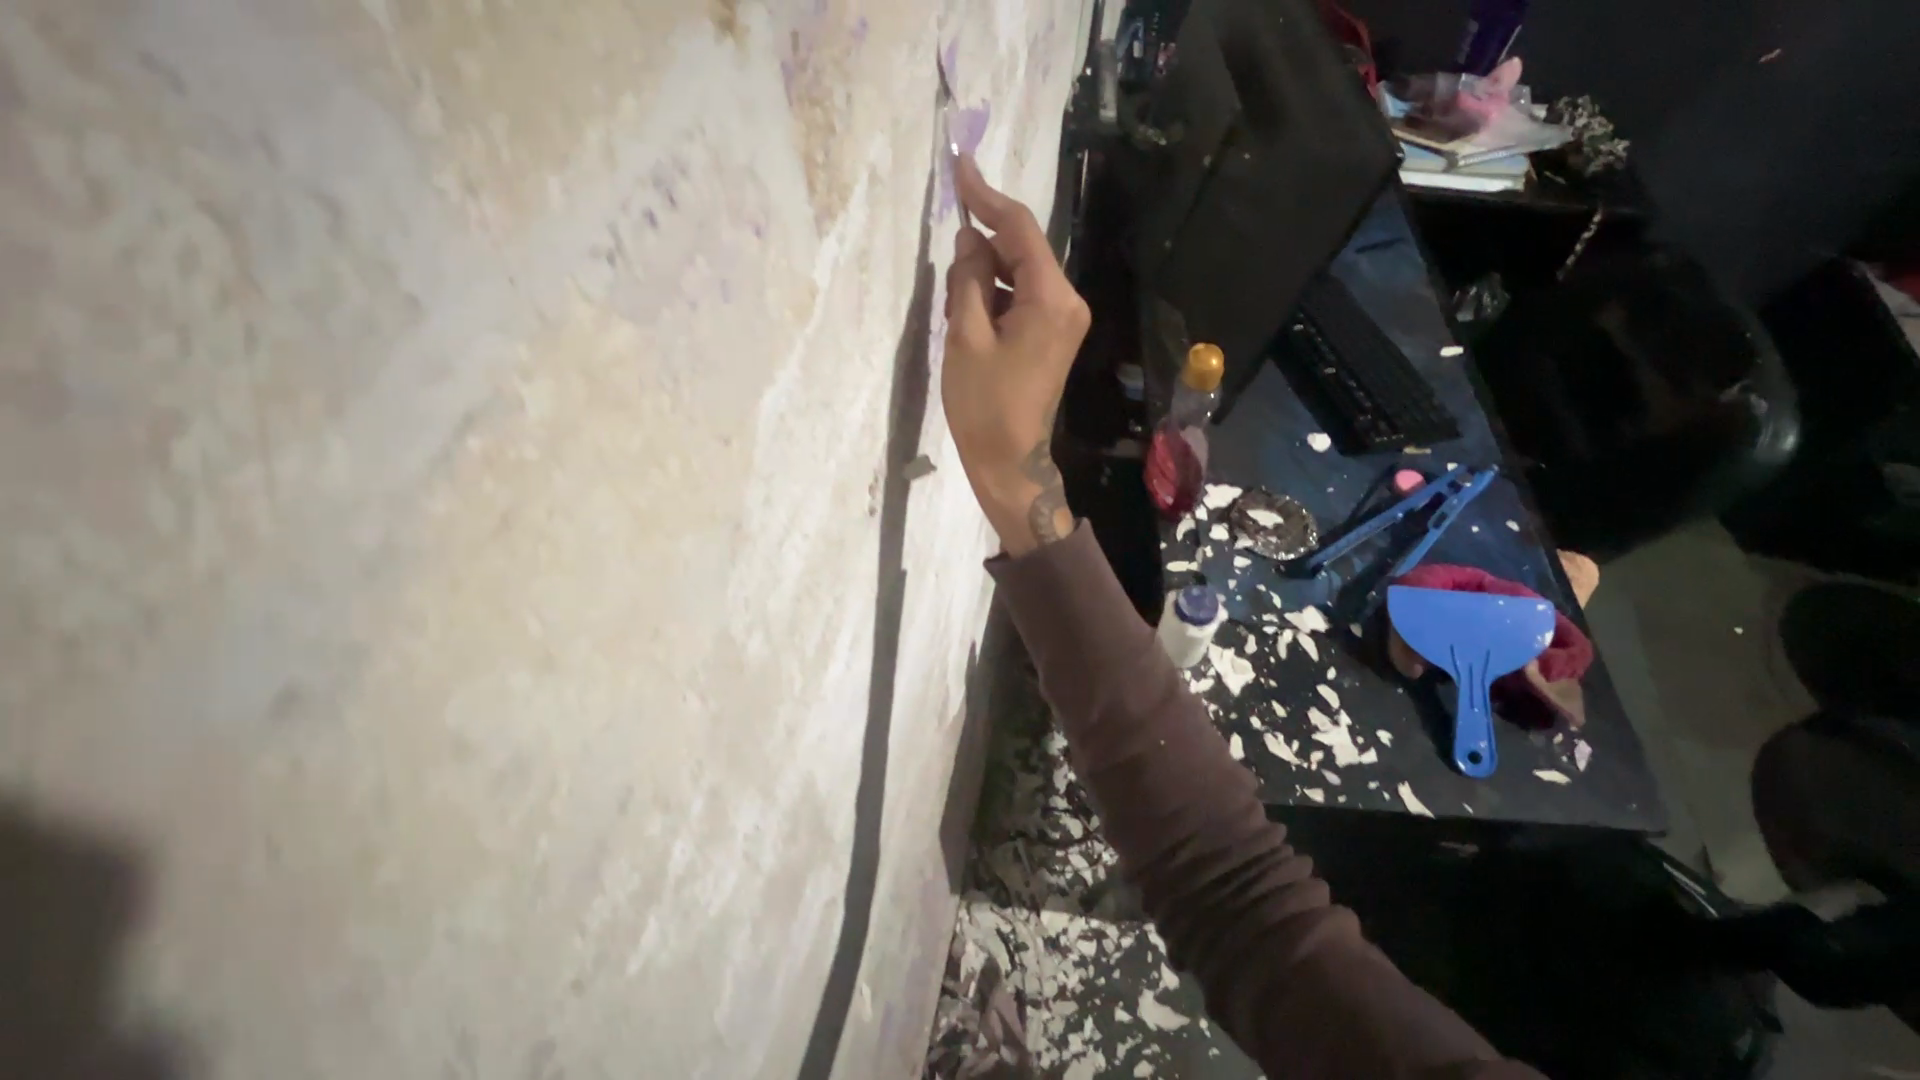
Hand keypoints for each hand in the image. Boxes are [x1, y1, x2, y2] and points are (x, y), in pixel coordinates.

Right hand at [942, 155, 1091, 555]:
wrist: (1009, 461)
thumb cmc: (984, 404)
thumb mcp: (966, 336)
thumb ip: (968, 280)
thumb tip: (970, 238)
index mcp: (1051, 298)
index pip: (1019, 229)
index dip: (986, 196)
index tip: (959, 167)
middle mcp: (1067, 301)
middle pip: (1020, 251)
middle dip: (980, 255)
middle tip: (948, 292)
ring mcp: (1063, 320)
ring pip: (1018, 275)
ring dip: (983, 282)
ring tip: (958, 322)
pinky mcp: (1053, 335)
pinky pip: (1021, 298)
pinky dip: (994, 300)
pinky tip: (972, 327)